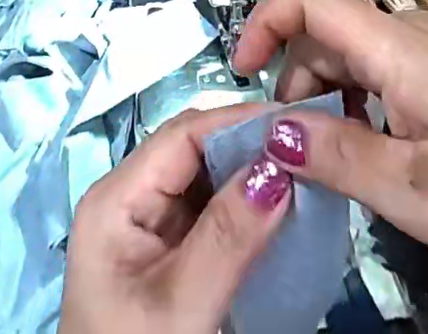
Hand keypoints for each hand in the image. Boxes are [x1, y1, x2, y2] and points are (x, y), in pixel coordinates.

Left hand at [62, 104, 293, 333]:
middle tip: (310, 148)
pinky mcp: (166, 254)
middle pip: (190, 152)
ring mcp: (147, 227)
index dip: (236, 122)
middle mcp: (128, 198)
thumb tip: (277, 167)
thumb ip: (227, 236)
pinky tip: (280, 210)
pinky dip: (243, 209)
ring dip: (249, 174)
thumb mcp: (181, 305)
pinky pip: (206, 215)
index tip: (296, 125)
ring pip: (202, 181)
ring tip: (305, 172)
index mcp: (116, 195)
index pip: (180, 136)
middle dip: (246, 144)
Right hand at [230, 0, 427, 271]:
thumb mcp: (420, 195)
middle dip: (294, 79)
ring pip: (348, 53)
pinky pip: (378, 68)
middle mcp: (409, 31)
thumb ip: (335, 156)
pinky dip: (356, 100)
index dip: (262, 21)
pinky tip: (379, 147)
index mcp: (397, 46)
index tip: (243, 70)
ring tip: (340, 155)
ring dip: (325, 95)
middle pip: (322, 32)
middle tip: (297, 145)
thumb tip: (268, 131)